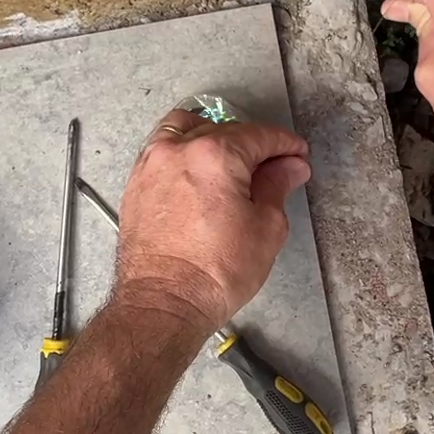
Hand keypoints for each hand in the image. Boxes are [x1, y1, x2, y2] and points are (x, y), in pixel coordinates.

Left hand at [112, 110, 311, 335]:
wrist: (163, 303)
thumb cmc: (213, 273)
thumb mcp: (266, 228)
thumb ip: (278, 187)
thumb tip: (290, 167)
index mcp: (216, 154)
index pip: (260, 135)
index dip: (285, 144)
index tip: (296, 154)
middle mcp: (179, 150)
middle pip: (225, 130)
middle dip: (254, 145)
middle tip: (275, 168)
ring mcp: (152, 165)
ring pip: (187, 130)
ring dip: (214, 136)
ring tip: (232, 162)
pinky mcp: (136, 184)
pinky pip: (162, 150)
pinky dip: (185, 151)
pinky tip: (199, 173)